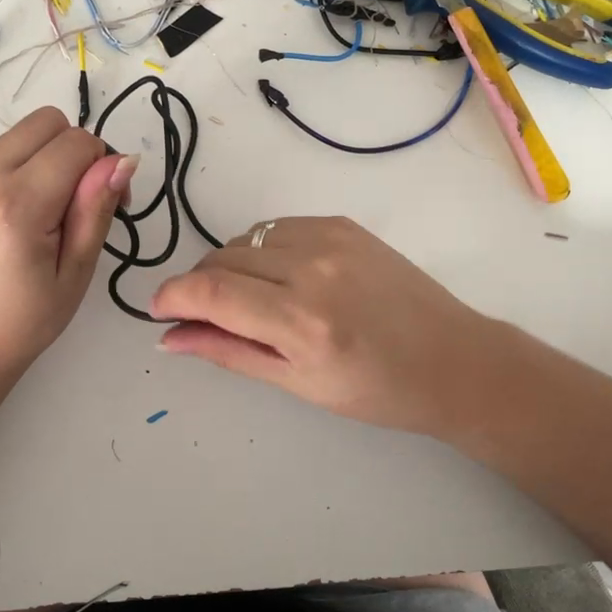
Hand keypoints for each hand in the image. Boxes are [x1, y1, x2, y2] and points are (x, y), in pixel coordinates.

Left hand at [0, 107, 138, 376]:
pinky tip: (28, 207)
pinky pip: (4, 146)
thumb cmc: (26, 318)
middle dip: (76, 150)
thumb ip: (97, 208)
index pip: (77, 143)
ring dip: (50, 154)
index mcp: (17, 205)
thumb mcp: (76, 271)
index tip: (109, 203)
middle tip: (81, 200)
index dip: (104, 165)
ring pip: (26, 129)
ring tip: (53, 207)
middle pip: (49, 121)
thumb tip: (122, 160)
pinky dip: (27, 162)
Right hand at [150, 216, 499, 436]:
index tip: (157, 310)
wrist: (454, 360)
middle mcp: (311, 269)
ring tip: (255, 299)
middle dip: (200, 286)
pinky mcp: (340, 222)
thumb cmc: (375, 389)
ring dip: (231, 266)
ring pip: (243, 238)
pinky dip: (262, 249)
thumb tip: (168, 337)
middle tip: (209, 315)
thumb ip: (227, 352)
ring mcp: (328, 238)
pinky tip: (283, 276)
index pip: (210, 290)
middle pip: (220, 258)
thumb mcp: (296, 384)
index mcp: (301, 322)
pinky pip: (274, 227)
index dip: (172, 296)